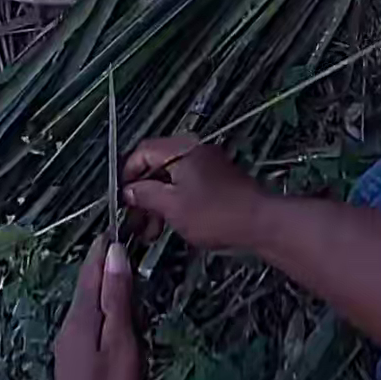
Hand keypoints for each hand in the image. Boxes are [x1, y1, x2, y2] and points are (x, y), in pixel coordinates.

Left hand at [55, 234, 138, 379]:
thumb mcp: (120, 342)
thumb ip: (116, 297)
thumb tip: (114, 250)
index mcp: (79, 316)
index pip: (91, 265)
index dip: (107, 241)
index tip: (125, 220)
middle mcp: (70, 324)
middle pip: (90, 281)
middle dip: (111, 263)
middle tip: (137, 247)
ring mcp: (70, 342)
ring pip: (92, 300)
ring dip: (111, 287)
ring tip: (135, 276)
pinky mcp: (76, 358)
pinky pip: (92, 319)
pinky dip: (108, 308)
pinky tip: (124, 315)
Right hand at [122, 137, 270, 249]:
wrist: (257, 220)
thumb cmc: (216, 212)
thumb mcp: (172, 206)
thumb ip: (147, 194)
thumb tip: (130, 190)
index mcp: (181, 149)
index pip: (143, 151)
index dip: (128, 174)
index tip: (123, 198)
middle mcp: (193, 149)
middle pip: (157, 164)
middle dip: (143, 192)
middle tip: (136, 220)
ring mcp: (206, 162)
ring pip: (171, 177)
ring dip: (158, 200)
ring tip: (152, 230)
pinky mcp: (216, 177)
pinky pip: (186, 183)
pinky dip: (175, 200)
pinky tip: (172, 223)